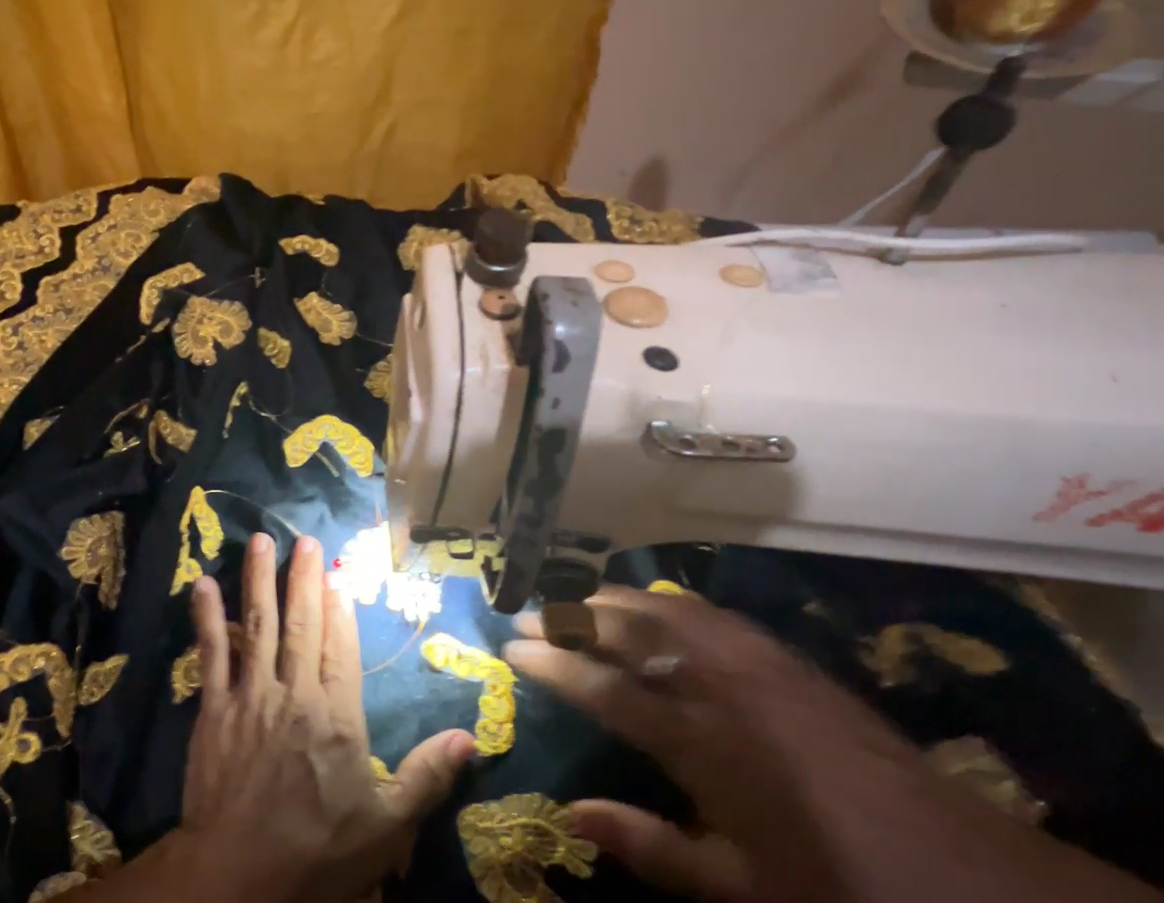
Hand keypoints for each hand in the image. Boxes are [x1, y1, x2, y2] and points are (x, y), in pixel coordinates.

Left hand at [74, 533, 474, 902]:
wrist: (239, 872)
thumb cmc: (318, 850)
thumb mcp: (386, 825)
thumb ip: (427, 777)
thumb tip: (471, 738)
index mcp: (336, 717)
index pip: (340, 649)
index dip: (340, 609)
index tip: (338, 573)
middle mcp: (293, 694)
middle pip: (301, 625)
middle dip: (302, 579)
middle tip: (303, 539)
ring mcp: (249, 696)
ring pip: (257, 626)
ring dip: (258, 581)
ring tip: (260, 541)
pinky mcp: (213, 709)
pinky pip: (211, 653)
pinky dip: (207, 617)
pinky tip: (202, 585)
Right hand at [504, 585, 1161, 902]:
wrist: (960, 869)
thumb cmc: (835, 883)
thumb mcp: (738, 884)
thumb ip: (650, 845)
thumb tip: (571, 812)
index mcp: (702, 743)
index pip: (605, 688)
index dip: (553, 665)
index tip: (511, 648)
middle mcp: (723, 689)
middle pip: (634, 632)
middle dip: (574, 617)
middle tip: (529, 610)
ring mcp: (762, 668)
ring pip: (674, 613)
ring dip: (620, 600)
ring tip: (581, 596)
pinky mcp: (794, 663)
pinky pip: (717, 616)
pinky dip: (672, 604)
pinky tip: (660, 607)